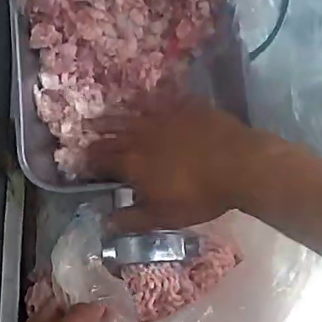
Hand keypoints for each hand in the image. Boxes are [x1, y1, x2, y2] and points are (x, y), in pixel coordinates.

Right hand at [87, 102, 275, 232]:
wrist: (239, 164)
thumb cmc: (201, 196)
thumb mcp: (166, 216)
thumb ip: (134, 219)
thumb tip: (106, 222)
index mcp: (132, 163)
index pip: (101, 160)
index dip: (89, 162)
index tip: (81, 163)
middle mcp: (141, 136)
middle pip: (112, 134)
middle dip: (97, 137)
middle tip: (85, 135)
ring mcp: (164, 117)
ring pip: (132, 114)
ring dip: (115, 117)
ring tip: (103, 116)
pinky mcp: (186, 106)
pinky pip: (160, 100)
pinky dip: (147, 101)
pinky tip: (145, 99)